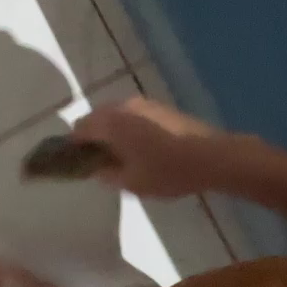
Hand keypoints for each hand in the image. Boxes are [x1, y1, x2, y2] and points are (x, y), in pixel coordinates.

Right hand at [70, 97, 221, 198]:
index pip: (79, 128)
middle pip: (96, 117)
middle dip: (92, 137)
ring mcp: (143, 103)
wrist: (211, 156)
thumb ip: (108, 175)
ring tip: (121, 157)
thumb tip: (97, 169)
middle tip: (99, 163)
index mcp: (111, 123)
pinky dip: (128, 127)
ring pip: (115, 115)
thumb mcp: (132, 182)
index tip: (77, 164)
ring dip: (111, 131)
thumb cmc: (167, 171)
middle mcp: (123, 106)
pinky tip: (141, 148)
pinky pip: (132, 114)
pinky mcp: (159, 106)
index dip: (74, 146)